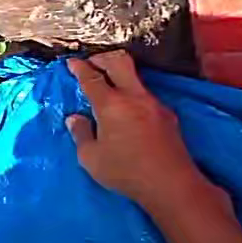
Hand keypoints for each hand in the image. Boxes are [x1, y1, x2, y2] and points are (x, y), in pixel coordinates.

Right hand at [66, 51, 224, 216]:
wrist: (171, 184)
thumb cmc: (124, 171)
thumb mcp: (90, 156)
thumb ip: (80, 133)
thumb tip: (75, 119)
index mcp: (111, 105)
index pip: (91, 78)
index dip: (79, 67)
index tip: (71, 62)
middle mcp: (134, 97)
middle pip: (120, 63)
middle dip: (102, 58)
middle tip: (89, 63)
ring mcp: (154, 105)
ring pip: (134, 78)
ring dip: (118, 75)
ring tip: (105, 86)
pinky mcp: (166, 115)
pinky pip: (144, 95)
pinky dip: (130, 93)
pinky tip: (124, 109)